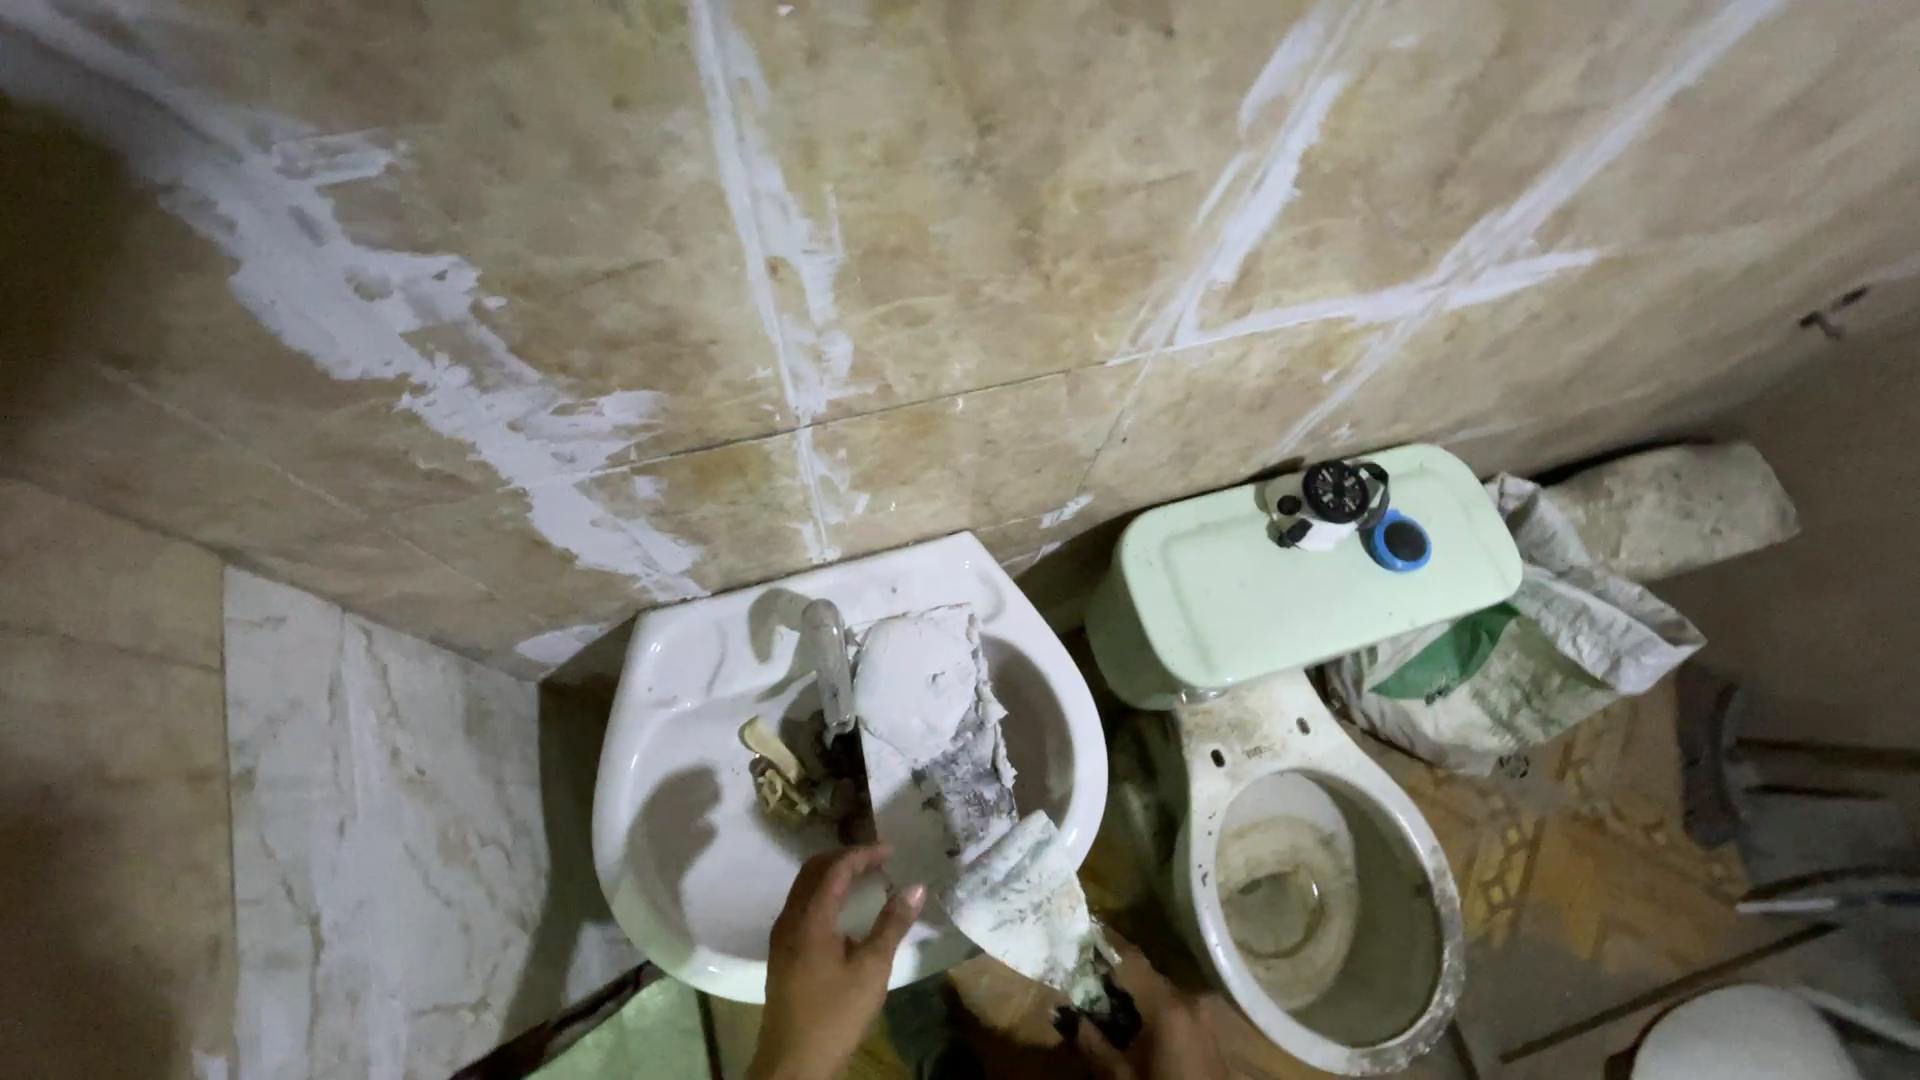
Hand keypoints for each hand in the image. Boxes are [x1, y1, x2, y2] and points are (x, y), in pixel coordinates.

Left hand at [749, 845, 926, 1079]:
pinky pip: (803, 904)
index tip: (892, 852)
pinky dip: (825, 893)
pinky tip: (846, 910)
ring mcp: (782, 936)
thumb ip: (892, 925)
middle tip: (878, 859)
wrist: (791, 1066)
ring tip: (866, 876)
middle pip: (814, 869)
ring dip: (834, 874)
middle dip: (846, 857)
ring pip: (805, 886)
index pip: (836, 868)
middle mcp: (790, 919)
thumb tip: (916, 887)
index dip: (864, 854)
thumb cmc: (834, 1016)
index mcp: (810, 918)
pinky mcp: (783, 952)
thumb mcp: (871, 970)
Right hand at [1073, 947, 1228, 1079]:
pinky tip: (1137, 1027)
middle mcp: (1188, 1000)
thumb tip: (1062, 1011)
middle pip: (1145, 975)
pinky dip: (1153, 1010)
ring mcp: (1204, 1016)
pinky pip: (1176, 1009)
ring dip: (1135, 995)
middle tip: (1088, 980)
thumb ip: (1091, 1041)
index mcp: (1167, 1005)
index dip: (1105, 943)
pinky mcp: (1210, 1034)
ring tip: (1109, 1006)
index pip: (1130, 958)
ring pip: (1160, 992)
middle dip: (1116, 976)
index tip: (1083, 932)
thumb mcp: (1120, 1078)